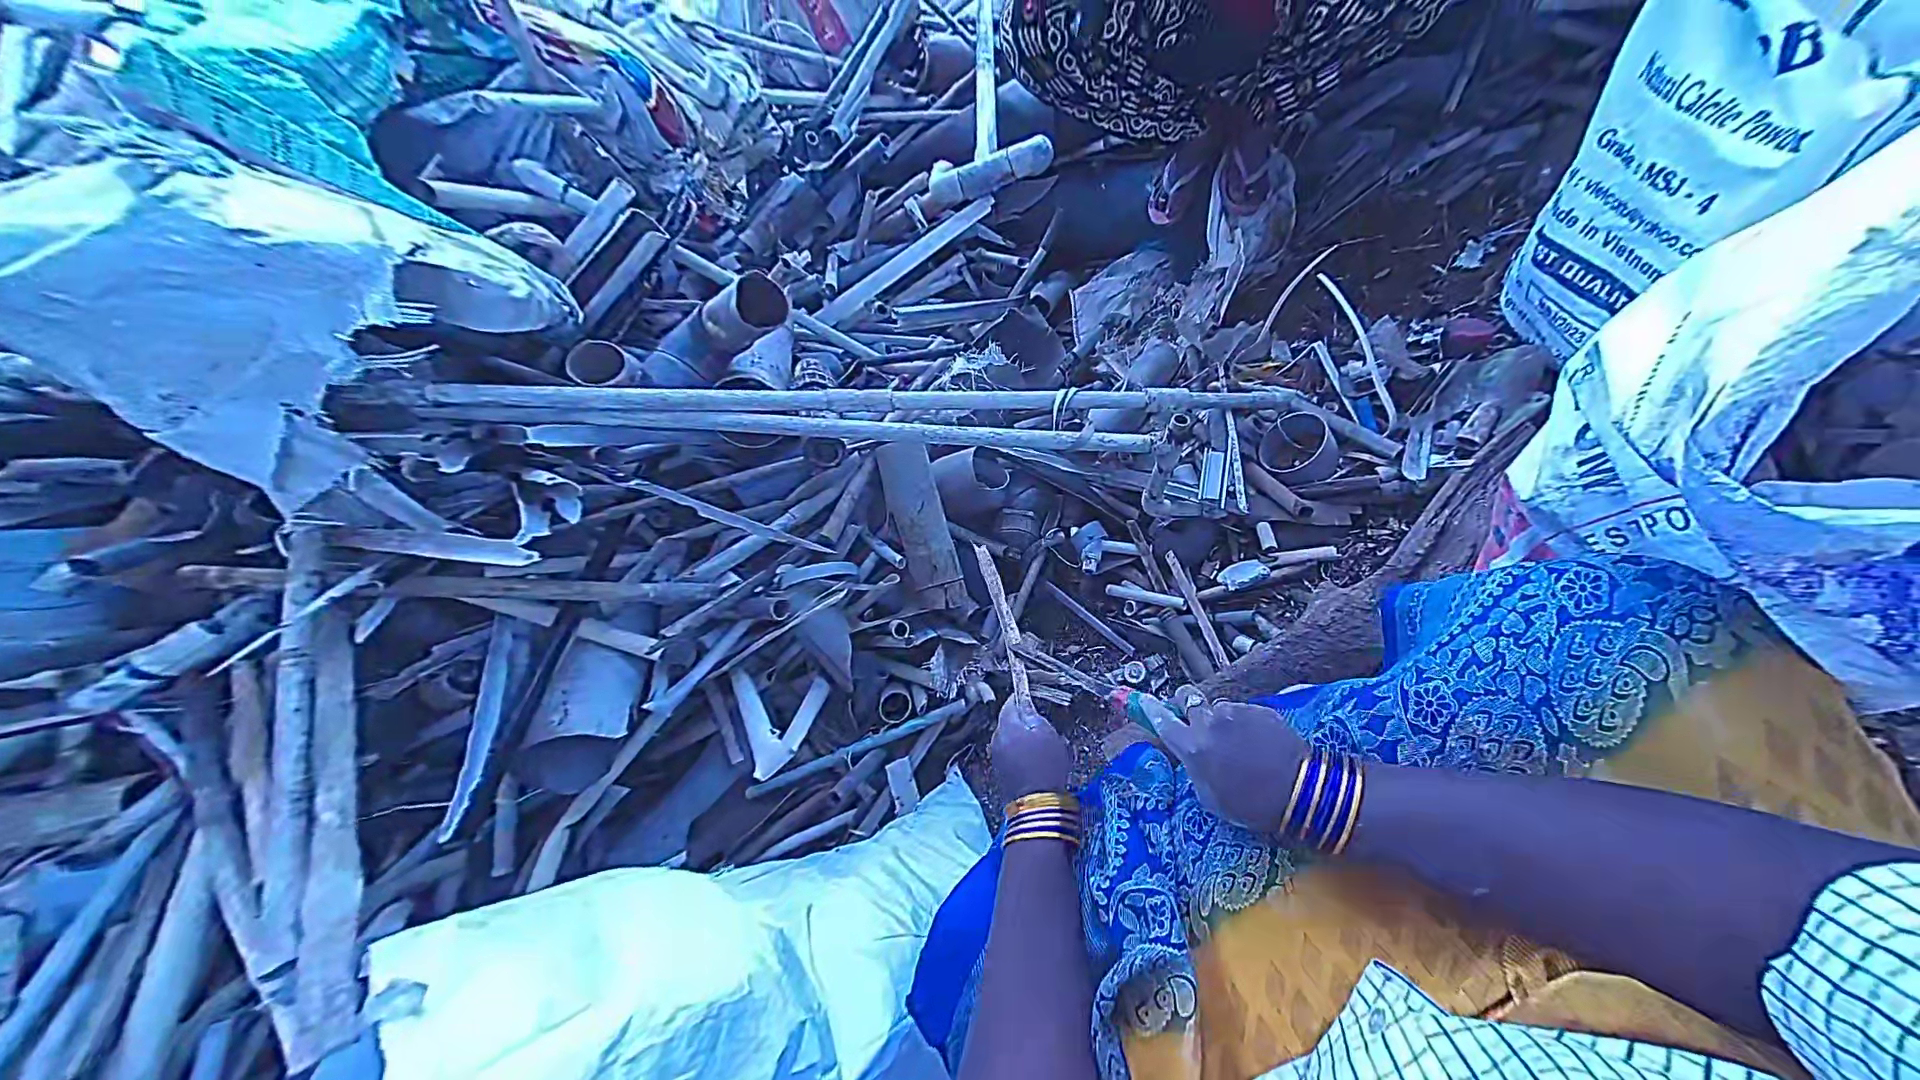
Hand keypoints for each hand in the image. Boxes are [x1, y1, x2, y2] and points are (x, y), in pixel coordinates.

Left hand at [991, 696, 1071, 798]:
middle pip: (1008, 719)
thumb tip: (1025, 705)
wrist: (1038, 800)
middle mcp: (996, 737)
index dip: (1022, 697)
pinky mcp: (1000, 769)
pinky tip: (1033, 758)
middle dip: (1022, 719)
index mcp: (1007, 725)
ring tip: (1040, 744)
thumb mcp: (1048, 733)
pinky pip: (1009, 751)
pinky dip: (1018, 750)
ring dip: (1020, 736)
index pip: (1010, 702)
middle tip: (1041, 724)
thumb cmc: (1046, 764)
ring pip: (1008, 736)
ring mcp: (996, 754)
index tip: (1032, 697)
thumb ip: (1033, 715)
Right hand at [1157, 696, 1307, 833]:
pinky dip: (1244, 722)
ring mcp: (1236, 712)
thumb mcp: (1210, 797)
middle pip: (1186, 697)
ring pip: (1217, 707)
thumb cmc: (1254, 805)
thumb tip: (1191, 758)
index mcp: (1192, 746)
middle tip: (1192, 717)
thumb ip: (1194, 769)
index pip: (1160, 719)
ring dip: (1220, 718)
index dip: (1149, 708)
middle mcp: (1209, 722)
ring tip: (1235, 740)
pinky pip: (1243, 711)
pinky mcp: (1259, 709)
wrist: (1303, 792)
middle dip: (1185, 703)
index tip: (1142, 700)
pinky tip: (1256, 742)